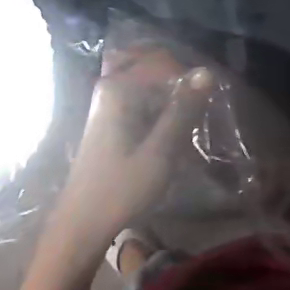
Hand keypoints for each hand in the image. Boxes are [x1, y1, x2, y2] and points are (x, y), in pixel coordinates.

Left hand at [49, 44, 212, 251]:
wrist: (81, 226)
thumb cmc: (121, 189)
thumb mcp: (160, 152)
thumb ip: (183, 110)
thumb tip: (206, 72)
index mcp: (119, 88)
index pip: (165, 64)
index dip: (189, 80)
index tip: (208, 104)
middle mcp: (110, 88)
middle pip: (156, 74)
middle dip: (180, 91)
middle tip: (199, 118)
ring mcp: (107, 105)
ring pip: (150, 91)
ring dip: (171, 106)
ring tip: (189, 130)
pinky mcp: (110, 122)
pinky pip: (142, 106)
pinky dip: (159, 117)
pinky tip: (171, 138)